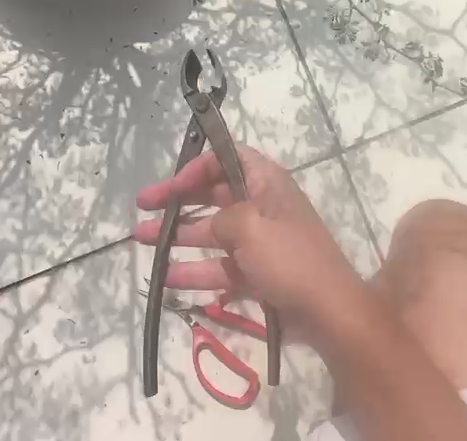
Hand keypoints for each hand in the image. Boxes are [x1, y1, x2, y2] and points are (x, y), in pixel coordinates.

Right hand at [135, 144, 367, 335]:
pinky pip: (219, 267)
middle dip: (178, 201)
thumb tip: (212, 224)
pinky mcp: (256, 273)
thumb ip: (221, 218)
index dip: (197, 166)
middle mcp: (261, 206)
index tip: (170, 185)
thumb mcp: (250, 227)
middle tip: (141, 208)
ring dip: (177, 236)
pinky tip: (166, 279)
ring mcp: (258, 241)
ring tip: (139, 242)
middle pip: (213, 195)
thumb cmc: (289, 257)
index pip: (228, 158)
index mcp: (267, 182)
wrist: (327, 310)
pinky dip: (195, 271)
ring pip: (212, 233)